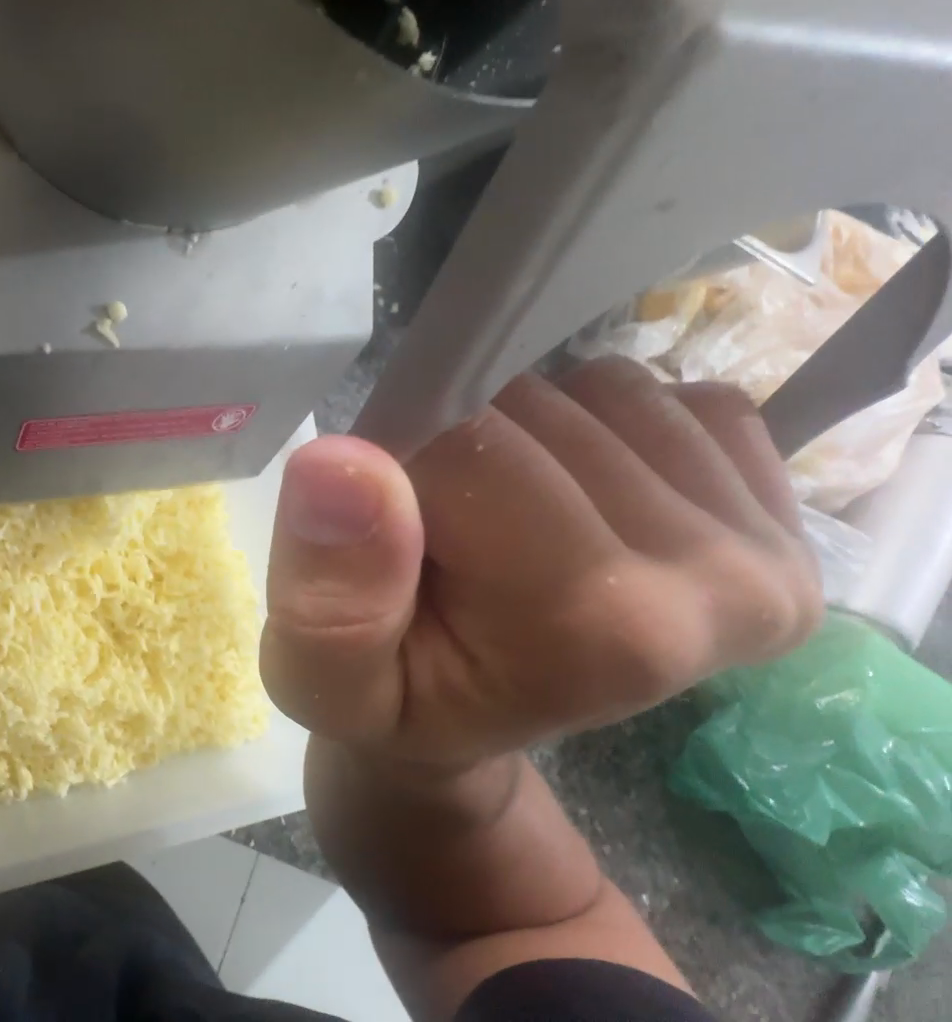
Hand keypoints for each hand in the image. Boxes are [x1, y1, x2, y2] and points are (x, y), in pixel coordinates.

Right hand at [262, 357, 823, 769]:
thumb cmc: (388, 699)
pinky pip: (677, 398)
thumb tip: (342, 463)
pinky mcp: (787, 519)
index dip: (401, 467)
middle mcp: (720, 586)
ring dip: (525, 429)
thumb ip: (327, 592)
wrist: (470, 719)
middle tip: (436, 529)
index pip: (475, 448)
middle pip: (544, 411)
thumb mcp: (321, 676)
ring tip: (495, 512)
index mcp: (597, 630)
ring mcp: (770, 550)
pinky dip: (600, 425)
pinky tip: (568, 494)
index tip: (387, 533)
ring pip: (603, 388)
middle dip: (461, 444)